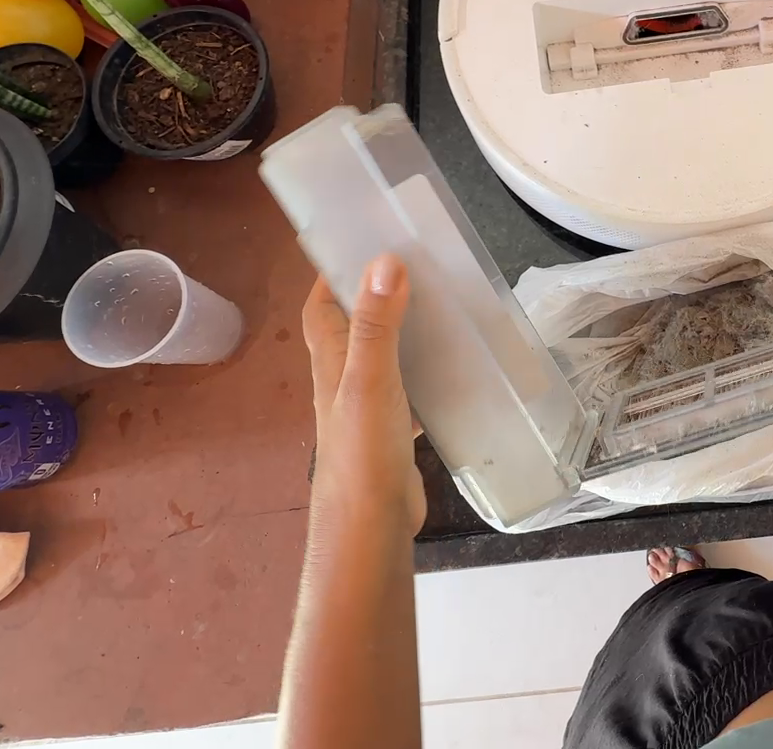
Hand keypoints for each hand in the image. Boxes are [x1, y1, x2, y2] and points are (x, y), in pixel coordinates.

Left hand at [301, 255, 424, 534]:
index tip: (363, 246)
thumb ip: (376, 323)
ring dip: (402, 333)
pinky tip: (451, 370)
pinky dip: (424, 372)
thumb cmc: (364, 450)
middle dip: (376, 298)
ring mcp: (367, 408)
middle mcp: (344, 380)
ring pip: (382, 357)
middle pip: (353, 328)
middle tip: (418, 272)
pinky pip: (407, 388)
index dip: (332, 276)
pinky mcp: (391, 430)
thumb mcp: (371, 379)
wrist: (371, 526)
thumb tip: (385, 261)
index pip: (321, 308)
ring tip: (442, 310)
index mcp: (331, 362)